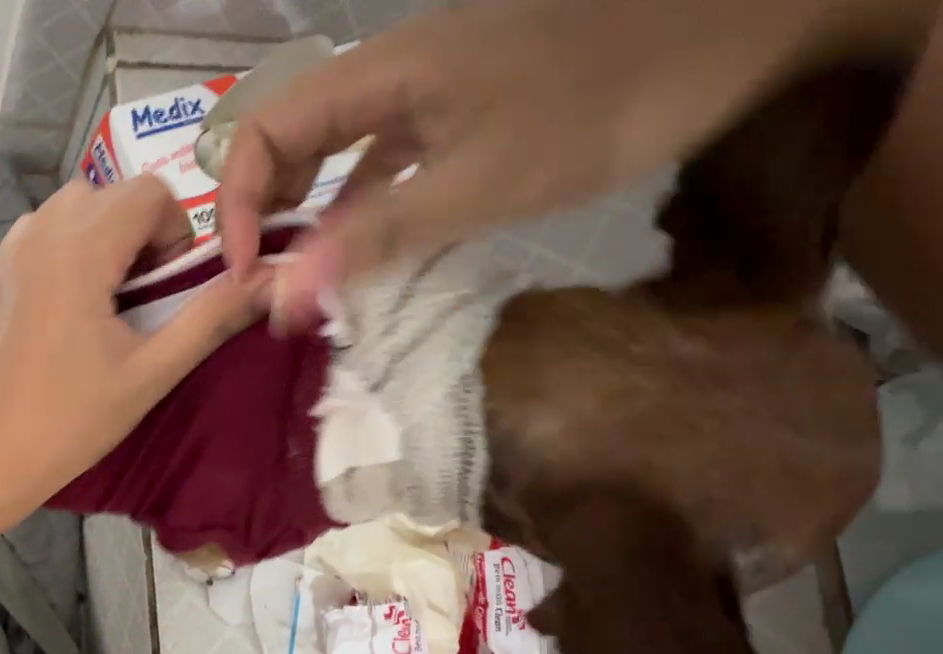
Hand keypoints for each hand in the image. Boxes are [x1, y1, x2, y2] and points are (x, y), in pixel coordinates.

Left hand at [0, 176, 256, 537]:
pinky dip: (66, 252)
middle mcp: (39, 232)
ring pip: (72, 209)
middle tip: (140, 300)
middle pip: (111, 194)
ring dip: (102, 239)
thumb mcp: (153, 371)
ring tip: (105, 304)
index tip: (167, 288)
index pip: (149, 190)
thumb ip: (212, 316)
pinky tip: (66, 311)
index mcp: (80, 248)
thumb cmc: (75, 419)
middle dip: (139, 234)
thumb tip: (270, 280)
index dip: (174, 231)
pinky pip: (41, 234)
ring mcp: (8, 252)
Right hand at [218, 0, 852, 321]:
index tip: (249, 275)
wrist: (739, 28)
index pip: (260, 134)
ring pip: (330, 158)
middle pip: (284, 144)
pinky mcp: (456, 117)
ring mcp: (421, 96)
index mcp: (375, 76)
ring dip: (306, 220)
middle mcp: (384, 80)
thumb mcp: (481, 180)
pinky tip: (364, 258)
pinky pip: (379, 167)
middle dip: (261, 215)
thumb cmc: (606, 100)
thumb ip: (375, 239)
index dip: (236, 205)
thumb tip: (281, 302)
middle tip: (265, 284)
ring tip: (302, 284)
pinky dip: (358, 215)